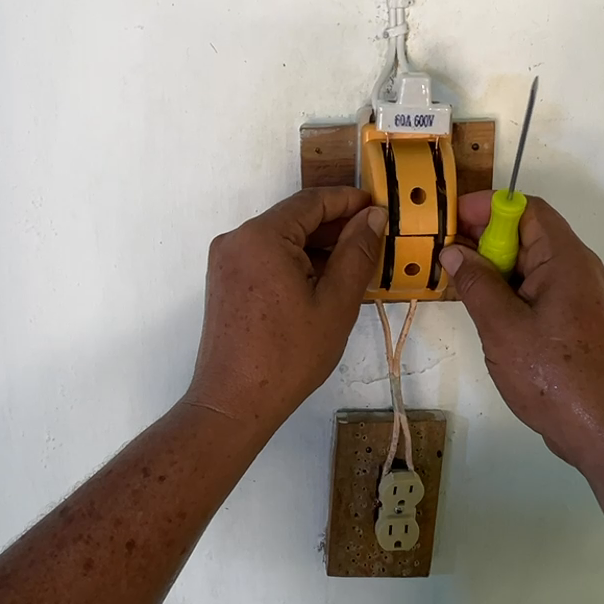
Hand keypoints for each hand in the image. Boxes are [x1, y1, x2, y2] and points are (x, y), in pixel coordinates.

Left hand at [184, 187, 386, 426]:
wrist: (233, 402)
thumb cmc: (288, 355)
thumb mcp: (335, 302)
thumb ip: (357, 252)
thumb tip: (374, 216)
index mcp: (262, 236)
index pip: (312, 202)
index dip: (349, 200)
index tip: (379, 206)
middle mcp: (237, 239)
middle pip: (294, 218)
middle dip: (335, 226)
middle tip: (374, 238)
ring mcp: (226, 261)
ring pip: (281, 239)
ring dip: (316, 246)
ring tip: (355, 262)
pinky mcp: (224, 281)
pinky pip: (266, 257)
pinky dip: (295, 262)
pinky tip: (323, 280)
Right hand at [440, 192, 603, 467]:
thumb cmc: (552, 375)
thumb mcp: (502, 327)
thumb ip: (475, 283)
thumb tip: (453, 251)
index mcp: (566, 260)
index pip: (528, 209)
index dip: (488, 207)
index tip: (451, 221)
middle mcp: (580, 270)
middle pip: (530, 234)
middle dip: (486, 239)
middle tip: (446, 255)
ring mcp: (582, 297)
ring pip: (533, 265)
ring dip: (495, 268)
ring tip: (458, 283)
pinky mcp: (578, 322)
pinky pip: (540, 289)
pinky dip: (510, 290)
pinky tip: (485, 310)